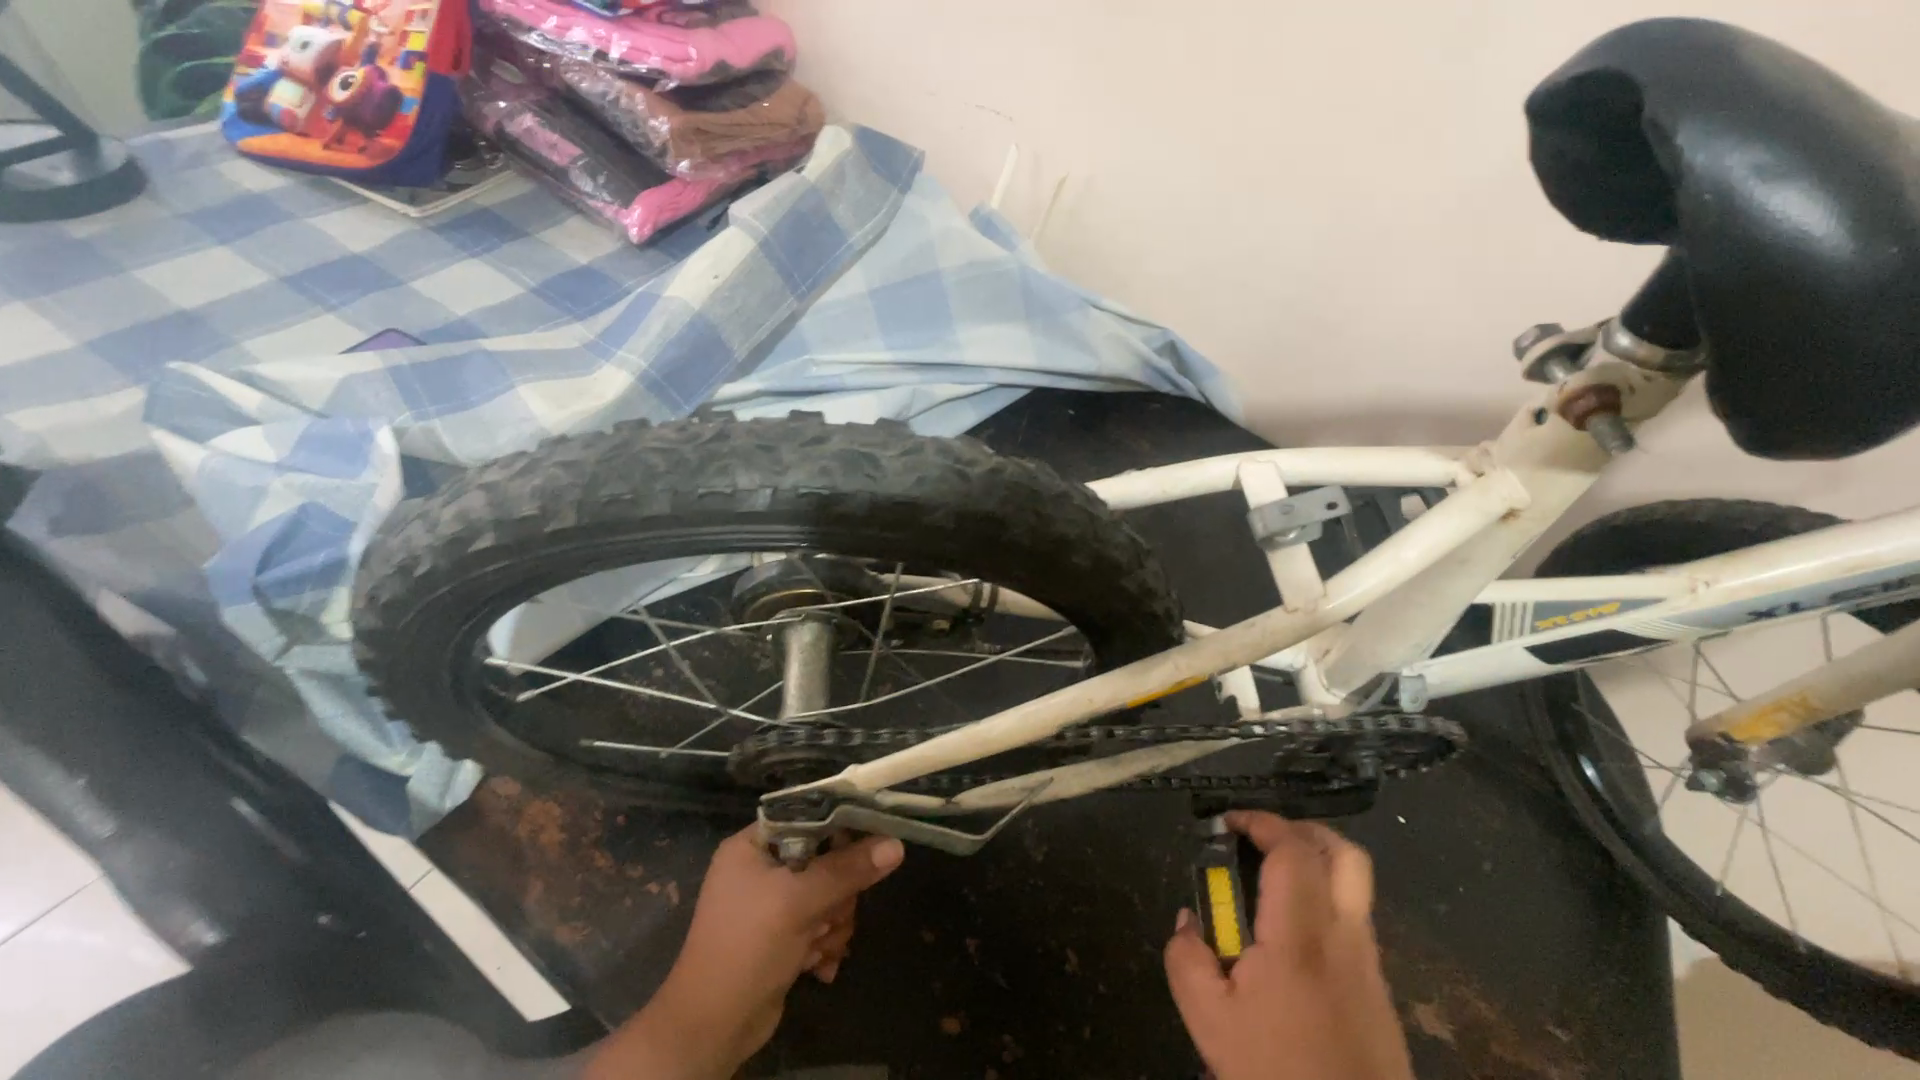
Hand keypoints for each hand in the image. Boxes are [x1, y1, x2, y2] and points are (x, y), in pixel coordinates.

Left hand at [586, 825, 905, 1079]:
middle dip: (837, 895)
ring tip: (817, 947)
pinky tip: (817, 967)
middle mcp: (762, 869)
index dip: (841, 828)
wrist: (714, 1025)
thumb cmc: (747, 947)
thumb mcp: (799, 901)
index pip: (807, 818)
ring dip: (833, 925)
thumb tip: (896, 845)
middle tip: (830, 913)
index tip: (871, 842)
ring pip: (831, 896)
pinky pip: (823, 925)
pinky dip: (825, 945)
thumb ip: (848, 869)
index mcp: (752, 846)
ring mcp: (774, 905)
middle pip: (827, 860)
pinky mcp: (784, 936)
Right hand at [1164, 812, 1413, 1079]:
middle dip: (1301, 831)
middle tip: (1260, 839)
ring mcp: (1370, 963)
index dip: (1262, 823)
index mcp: (1301, 936)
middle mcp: (1345, 937)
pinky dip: (1324, 902)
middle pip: (1344, 855)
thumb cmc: (1275, 1071)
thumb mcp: (1209, 1020)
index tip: (1228, 823)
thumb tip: (1189, 921)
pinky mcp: (1378, 989)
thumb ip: (1186, 959)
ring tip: (1269, 883)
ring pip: (1355, 887)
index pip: (1294, 851)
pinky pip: (1355, 922)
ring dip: (1315, 866)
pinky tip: (1289, 936)